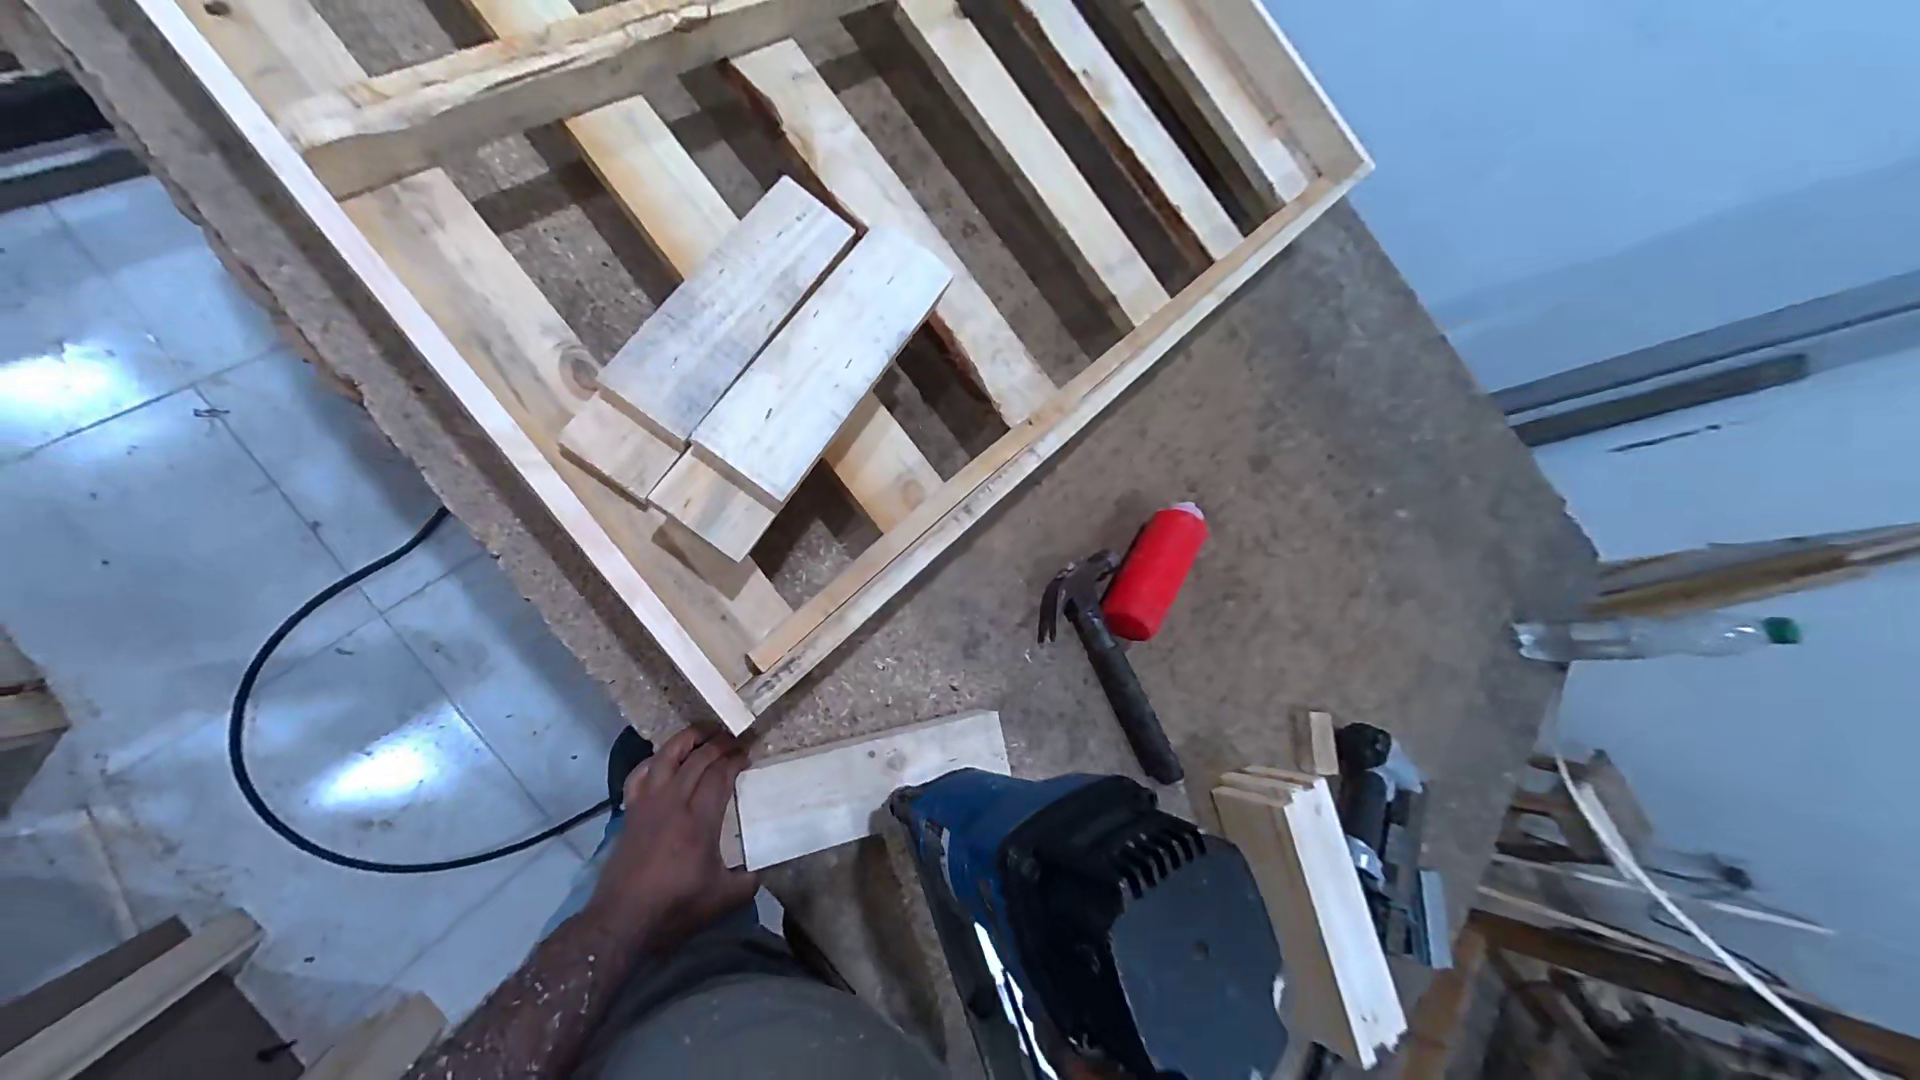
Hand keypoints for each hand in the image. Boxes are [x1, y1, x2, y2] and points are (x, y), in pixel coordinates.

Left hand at [579, 726, 758, 952]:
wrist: (621, 923)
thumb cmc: (674, 908)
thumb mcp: (724, 898)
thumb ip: (750, 879)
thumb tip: (763, 867)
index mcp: (700, 820)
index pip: (720, 775)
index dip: (735, 759)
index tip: (747, 754)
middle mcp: (674, 803)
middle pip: (698, 759)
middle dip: (719, 744)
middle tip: (734, 739)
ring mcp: (648, 804)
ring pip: (667, 757)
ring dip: (687, 740)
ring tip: (704, 731)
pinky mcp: (631, 812)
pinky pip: (640, 774)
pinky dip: (654, 760)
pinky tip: (664, 759)